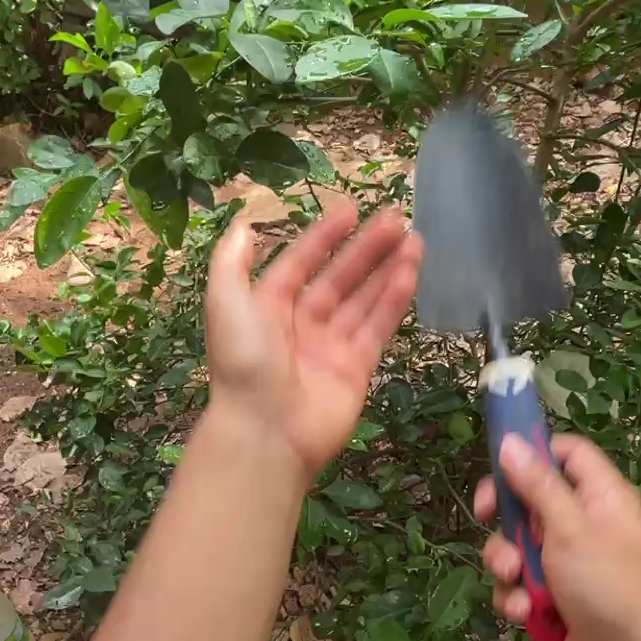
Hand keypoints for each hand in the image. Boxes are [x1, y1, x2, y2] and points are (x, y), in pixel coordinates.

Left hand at [204, 201, 421, 484]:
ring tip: (414, 239)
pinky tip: (412, 272)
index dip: (323, 237)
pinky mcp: (356, 371)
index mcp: (266, 308)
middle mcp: (299, 326)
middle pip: (338, 279)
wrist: (266, 431)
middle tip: (397, 219)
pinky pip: (378, 329)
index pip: (299, 264)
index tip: (352, 209)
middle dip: (366, 249)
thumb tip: (244, 224)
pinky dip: (394, 301)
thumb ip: (231, 261)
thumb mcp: (225, 301)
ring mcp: (330, 350)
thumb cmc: (243, 361)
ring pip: (363, 301)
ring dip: (388, 270)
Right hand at [476, 433, 640, 640]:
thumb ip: (538, 486)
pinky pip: (516, 583)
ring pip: (514, 545)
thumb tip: (509, 442)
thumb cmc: (611, 588)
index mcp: (599, 498)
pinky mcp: (550, 596)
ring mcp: (565, 562)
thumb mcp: (571, 530)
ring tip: (517, 582)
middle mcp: (581, 524)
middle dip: (504, 518)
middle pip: (527, 499)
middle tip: (486, 518)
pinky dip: (515, 596)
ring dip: (506, 564)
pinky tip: (524, 612)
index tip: (498, 464)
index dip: (532, 453)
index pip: (564, 453)